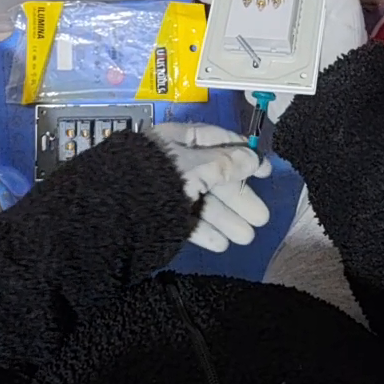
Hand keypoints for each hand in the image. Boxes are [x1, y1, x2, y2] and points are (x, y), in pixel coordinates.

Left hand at [144, 122, 271, 251]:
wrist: (118, 209)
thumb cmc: (161, 176)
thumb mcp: (197, 166)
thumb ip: (226, 163)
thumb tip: (253, 158)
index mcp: (180, 139)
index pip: (218, 141)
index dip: (244, 156)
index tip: (265, 172)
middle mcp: (174, 161)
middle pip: (215, 177)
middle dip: (239, 198)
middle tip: (260, 218)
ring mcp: (166, 188)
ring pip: (203, 201)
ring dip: (227, 218)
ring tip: (246, 237)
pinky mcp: (159, 213)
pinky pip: (186, 218)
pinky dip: (205, 229)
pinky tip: (221, 244)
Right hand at [192, 0, 367, 121]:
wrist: (331, 107)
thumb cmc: (340, 58)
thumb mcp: (343, 14)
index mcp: (305, 11)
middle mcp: (284, 29)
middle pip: (251, 0)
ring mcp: (266, 53)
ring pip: (234, 27)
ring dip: (217, 11)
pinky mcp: (255, 76)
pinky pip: (232, 60)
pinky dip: (220, 49)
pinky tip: (213, 36)